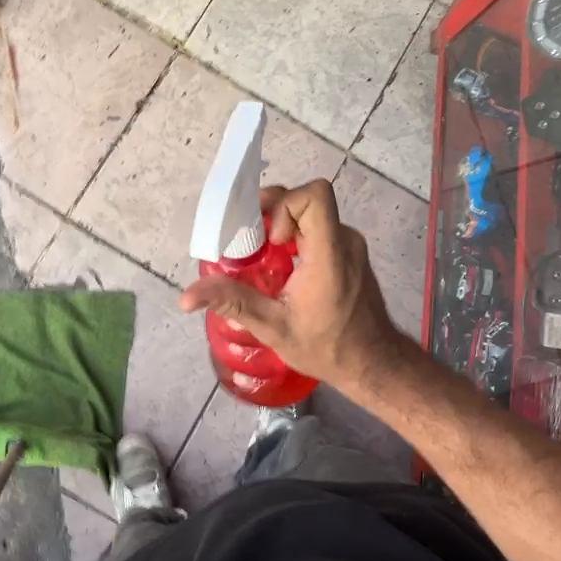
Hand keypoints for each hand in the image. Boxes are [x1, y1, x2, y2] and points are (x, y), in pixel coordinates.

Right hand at [179, 179, 401, 390]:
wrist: (373, 364)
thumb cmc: (326, 347)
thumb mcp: (273, 328)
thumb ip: (233, 302)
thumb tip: (187, 295)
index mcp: (329, 254)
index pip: (314, 196)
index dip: (285, 206)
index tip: (271, 241)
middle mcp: (345, 240)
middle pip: (308, 200)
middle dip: (275, 215)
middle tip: (254, 245)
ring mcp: (351, 245)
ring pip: (313, 214)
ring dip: (285, 228)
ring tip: (265, 260)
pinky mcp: (351, 253)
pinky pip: (321, 229)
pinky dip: (298, 239)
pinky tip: (284, 270)